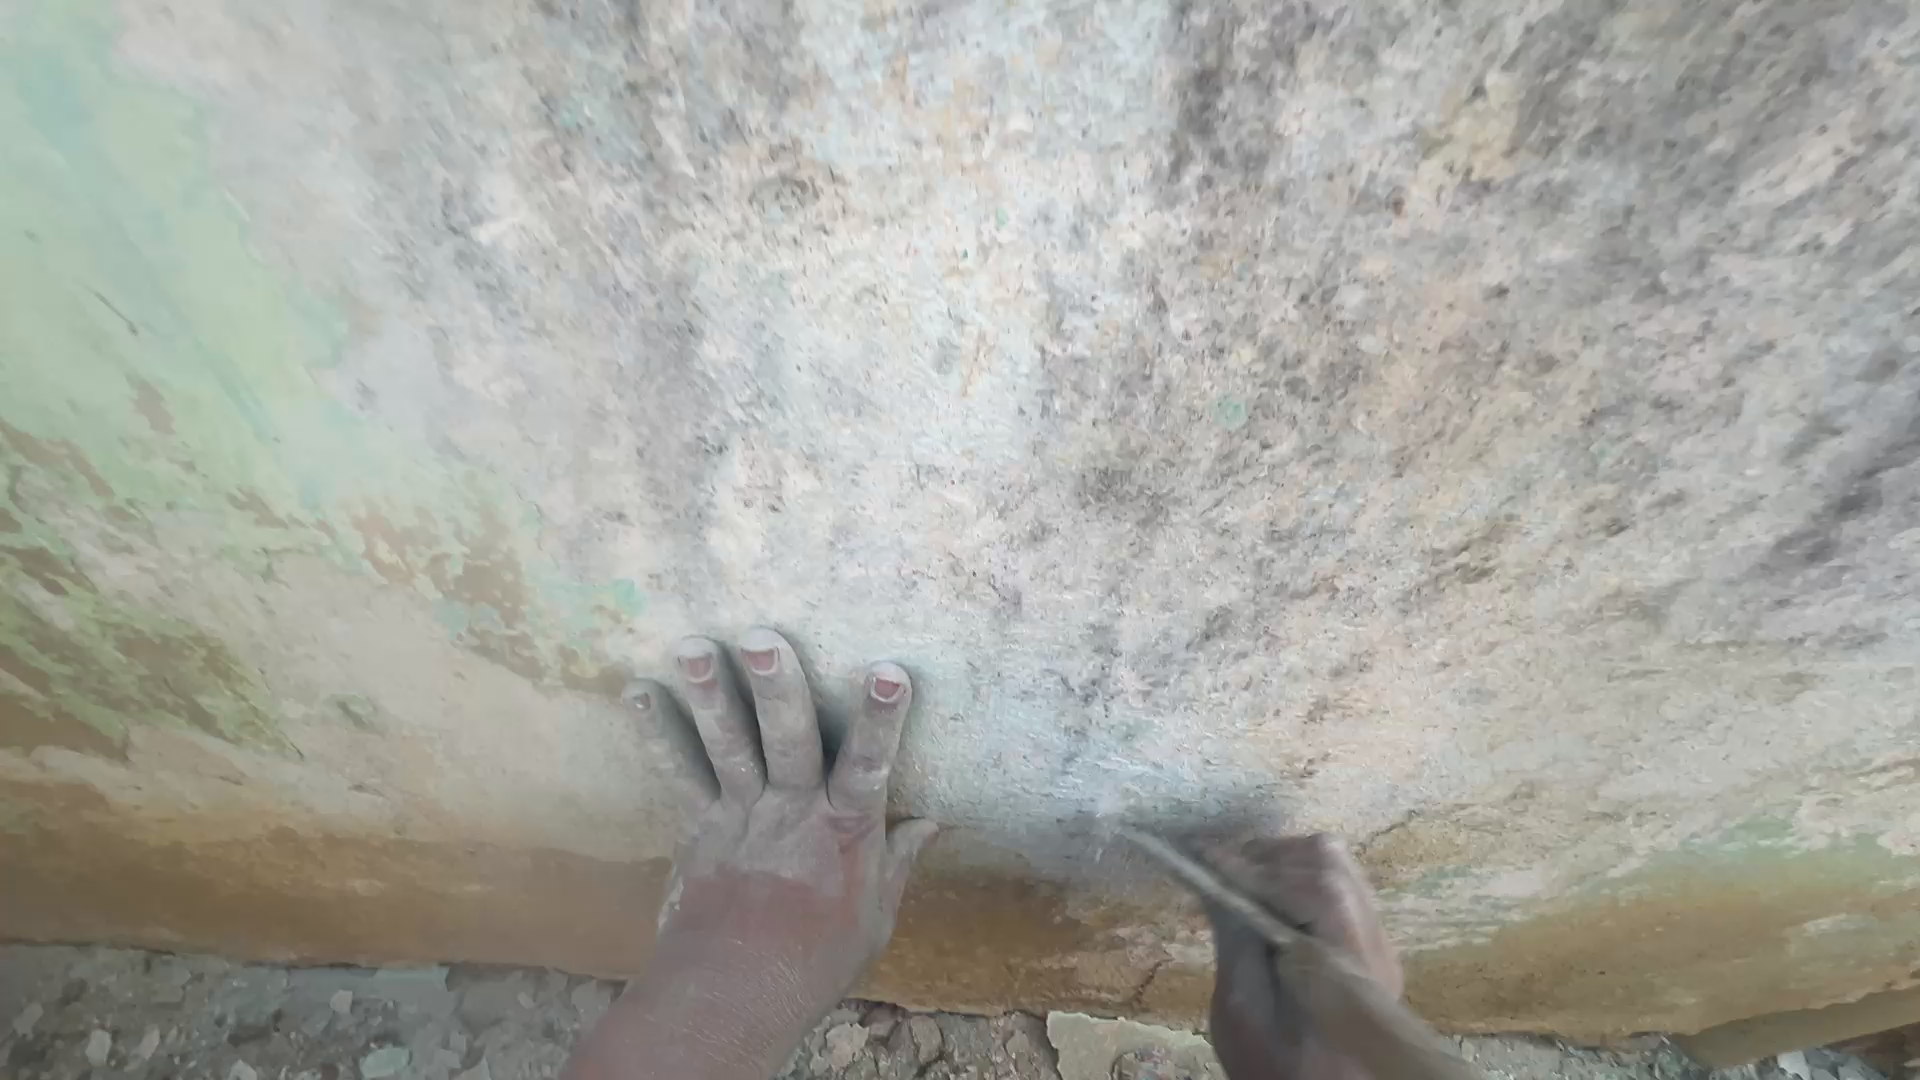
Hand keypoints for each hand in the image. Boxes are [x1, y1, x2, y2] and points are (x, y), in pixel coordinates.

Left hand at [565, 628, 935, 1079]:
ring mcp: (739, 815)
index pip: (870, 767)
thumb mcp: (875, 915)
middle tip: (762, 639)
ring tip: (692, 647)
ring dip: (710, 696)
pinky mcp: (699, 826)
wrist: (729, 1000)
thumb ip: (900, 859)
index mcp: (844, 830)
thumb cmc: (814, 958)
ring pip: (727, 748)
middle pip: (788, 743)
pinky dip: (657, 733)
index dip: (881, 720)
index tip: (889, 671)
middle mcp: (791, 812)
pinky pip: (677, 775)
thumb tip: (934, 819)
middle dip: (778, 689)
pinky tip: (639, 690)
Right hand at [1203, 834, 1401, 1079]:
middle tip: (1214, 865)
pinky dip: (1293, 866)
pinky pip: (1335, 876)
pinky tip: (1263, 881)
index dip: (1259, 870)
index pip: (1317, 897)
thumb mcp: (1241, 1016)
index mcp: (1345, 981)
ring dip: (1279, 858)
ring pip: (1335, 865)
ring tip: (1237, 871)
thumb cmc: (1276, 1063)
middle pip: (1329, 871)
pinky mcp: (1362, 935)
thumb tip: (1215, 882)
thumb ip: (1234, 946)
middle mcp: (1372, 952)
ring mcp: (1373, 941)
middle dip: (1265, 860)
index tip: (1205, 856)